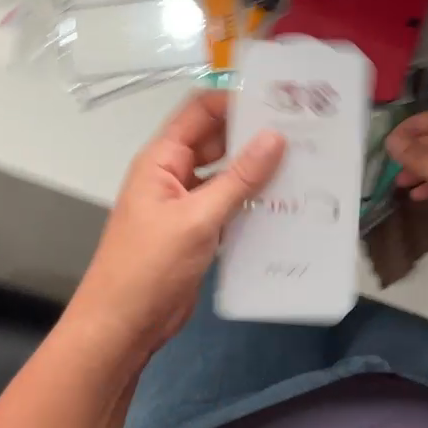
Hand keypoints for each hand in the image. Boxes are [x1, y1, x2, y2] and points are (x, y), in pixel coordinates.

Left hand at [71, 91, 284, 350]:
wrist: (122, 328)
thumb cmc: (149, 267)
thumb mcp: (197, 219)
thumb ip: (239, 178)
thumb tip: (275, 137)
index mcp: (162, 160)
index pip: (199, 112)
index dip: (234, 100)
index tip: (277, 99)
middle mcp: (174, 175)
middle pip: (217, 141)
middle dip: (255, 134)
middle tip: (303, 130)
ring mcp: (187, 204)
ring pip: (227, 174)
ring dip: (258, 170)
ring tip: (304, 162)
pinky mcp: (199, 231)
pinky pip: (231, 204)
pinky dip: (254, 201)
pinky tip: (288, 203)